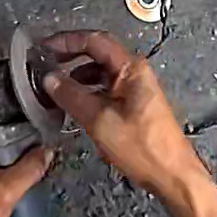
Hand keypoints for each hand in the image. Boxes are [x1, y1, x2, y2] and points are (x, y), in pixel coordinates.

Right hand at [39, 30, 209, 203]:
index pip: (94, 41)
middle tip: (45, 62)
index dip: (66, 41)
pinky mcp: (134, 104)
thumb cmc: (141, 147)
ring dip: (77, 75)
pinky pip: (105, 88)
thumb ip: (72, 95)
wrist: (173, 176)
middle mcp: (135, 72)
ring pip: (100, 71)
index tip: (44, 47)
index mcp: (131, 68)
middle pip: (97, 53)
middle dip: (70, 55)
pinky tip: (73, 103)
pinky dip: (87, 90)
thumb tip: (49, 78)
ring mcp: (135, 87)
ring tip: (55, 86)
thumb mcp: (99, 120)